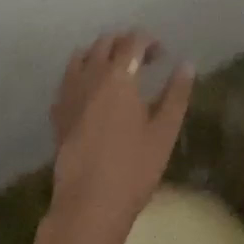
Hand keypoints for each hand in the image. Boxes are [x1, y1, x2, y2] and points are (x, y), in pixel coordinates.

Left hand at [48, 29, 195, 232]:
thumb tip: (187, 65)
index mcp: (119, 75)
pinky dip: (82, 75)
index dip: (149, 41)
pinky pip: (67, 80)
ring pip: (82, 56)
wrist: (89, 203)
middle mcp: (91, 75)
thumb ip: (176, 95)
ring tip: (115, 72)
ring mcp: (69, 92)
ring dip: (100, 54)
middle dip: (125, 43)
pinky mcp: (57, 113)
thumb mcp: (164, 132)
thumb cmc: (133, 168)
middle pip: (105, 42)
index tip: (162, 54)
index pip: (133, 41)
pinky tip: (92, 95)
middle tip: (143, 61)